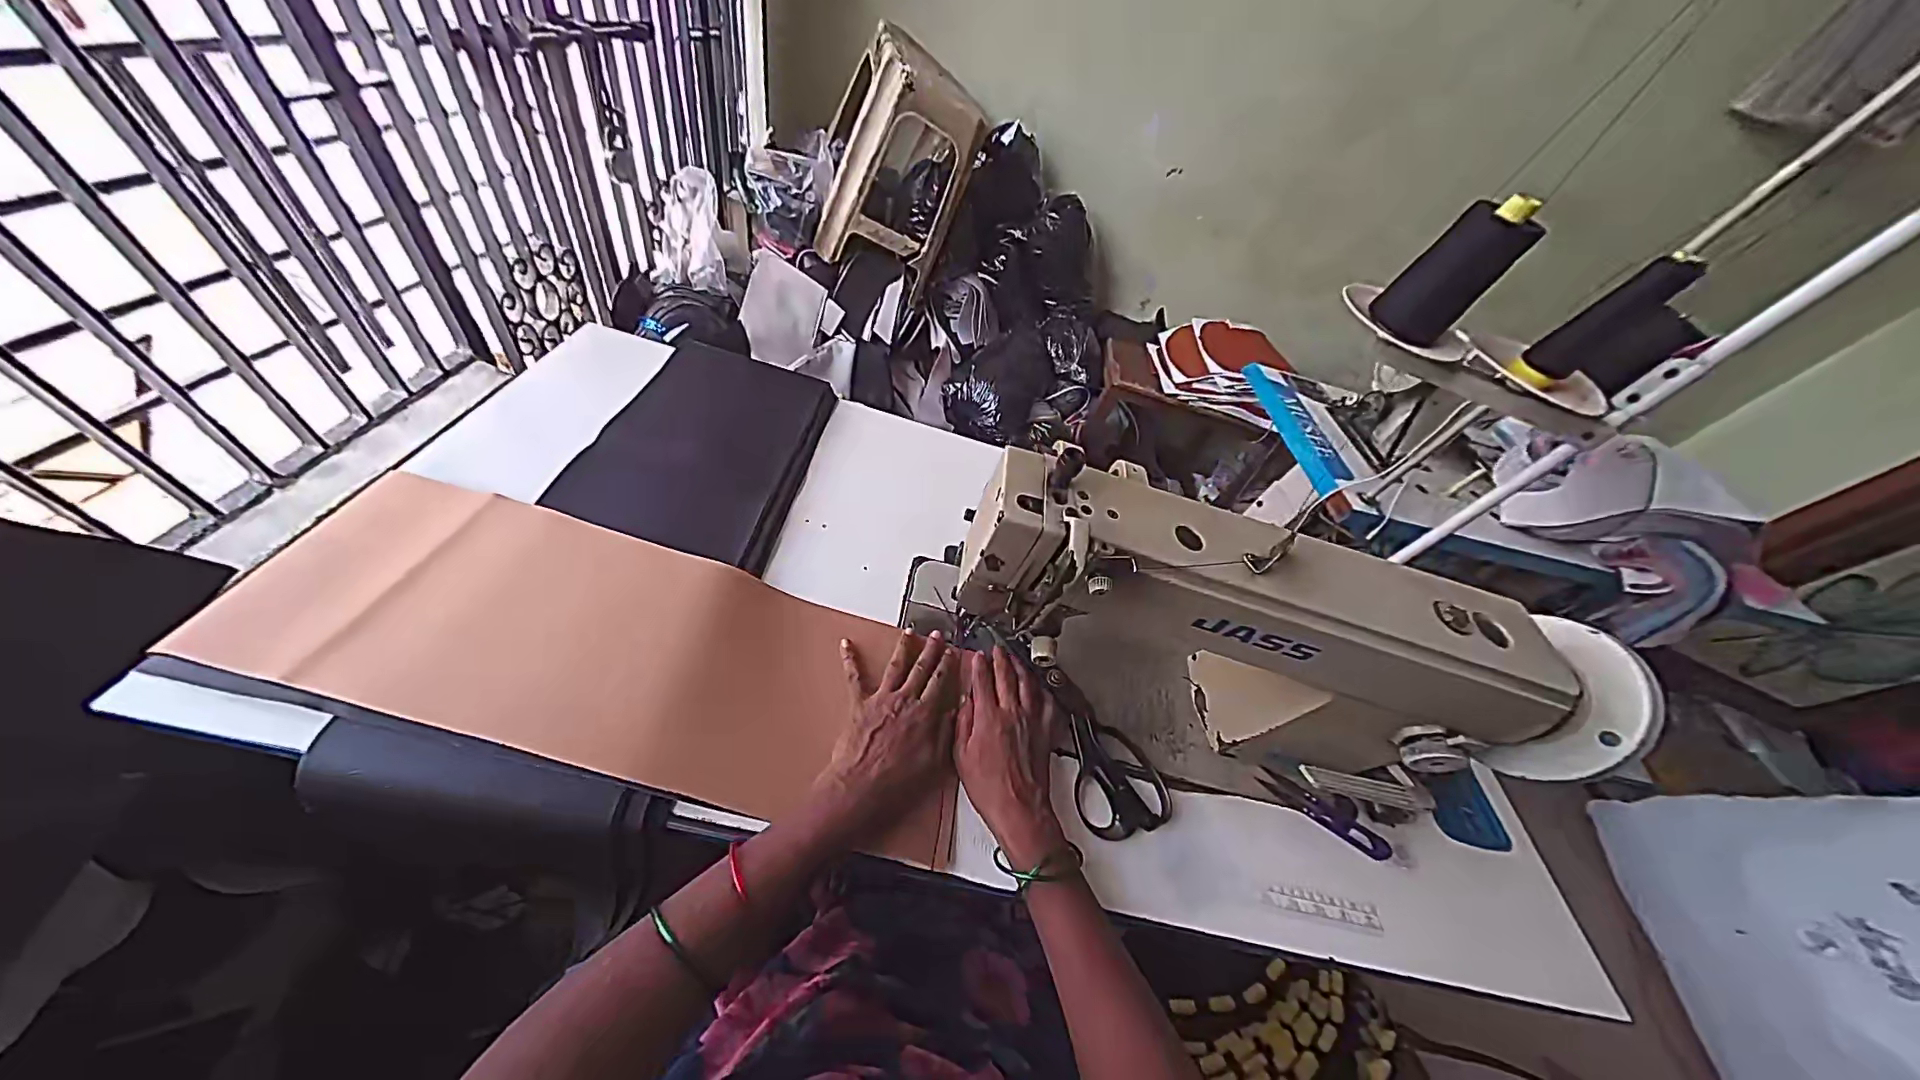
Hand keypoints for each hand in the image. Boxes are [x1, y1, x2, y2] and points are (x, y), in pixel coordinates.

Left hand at [814, 630, 959, 838]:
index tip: (952, 652)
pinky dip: (850, 659)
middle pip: (921, 668)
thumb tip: (956, 713)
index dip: (947, 665)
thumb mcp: (933, 761)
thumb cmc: (897, 780)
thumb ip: (945, 733)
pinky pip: (854, 677)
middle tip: (937, 635)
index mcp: (924, 714)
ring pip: (895, 666)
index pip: (940, 682)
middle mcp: (904, 700)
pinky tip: (846, 645)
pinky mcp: (859, 705)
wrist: (861, 786)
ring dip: (903, 647)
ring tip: (908, 632)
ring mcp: (880, 700)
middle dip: (931, 649)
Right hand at [956, 647, 1066, 867]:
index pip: (982, 680)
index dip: (979, 665)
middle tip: (997, 650)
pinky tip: (1040, 687)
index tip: (978, 656)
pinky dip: (1042, 690)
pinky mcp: (1045, 731)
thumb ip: (961, 725)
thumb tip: (964, 705)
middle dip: (1000, 659)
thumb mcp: (961, 756)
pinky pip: (1047, 702)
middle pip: (1007, 676)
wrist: (1019, 807)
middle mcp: (1012, 713)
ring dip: (1020, 668)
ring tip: (1016, 660)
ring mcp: (1032, 720)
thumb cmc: (989, 788)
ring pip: (1028, 684)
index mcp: (988, 718)